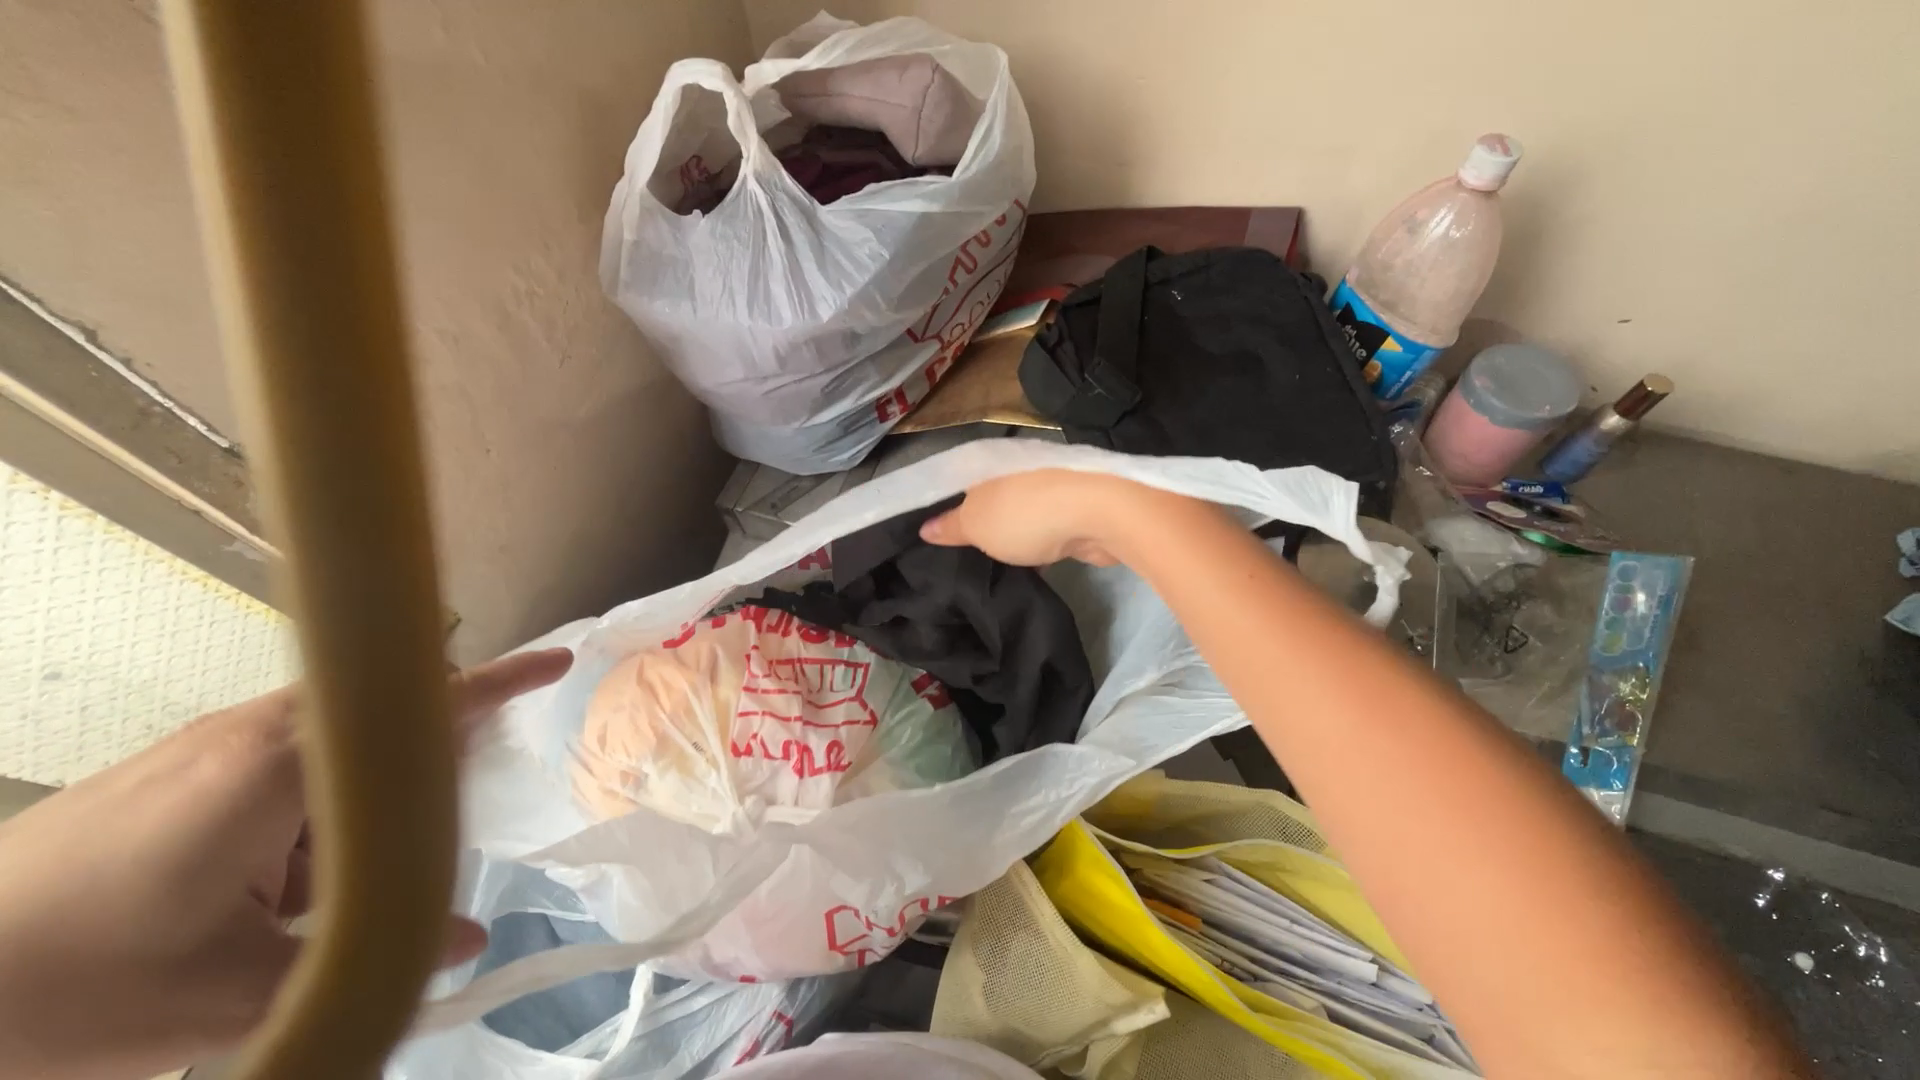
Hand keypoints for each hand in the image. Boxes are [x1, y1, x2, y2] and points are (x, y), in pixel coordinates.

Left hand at [0, 647, 571, 1079]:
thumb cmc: (71, 987)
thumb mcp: (232, 996)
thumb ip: (365, 962)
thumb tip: (468, 946)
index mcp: (278, 770)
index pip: (417, 707)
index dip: (499, 682)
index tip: (561, 663)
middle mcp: (251, 734)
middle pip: (383, 725)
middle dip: (404, 788)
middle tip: (379, 870)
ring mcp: (208, 743)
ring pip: (334, 751)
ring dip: (344, 816)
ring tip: (286, 908)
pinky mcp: (178, 762)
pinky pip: (286, 764)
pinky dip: (304, 817)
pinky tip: (251, 894)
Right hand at [918, 469, 1182, 566]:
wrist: (1101, 514)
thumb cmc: (1026, 514)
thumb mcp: (976, 525)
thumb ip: (951, 527)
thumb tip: (924, 528)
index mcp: (991, 461)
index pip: (961, 479)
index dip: (949, 504)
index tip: (941, 533)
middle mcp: (1021, 466)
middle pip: (995, 494)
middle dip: (986, 519)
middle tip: (969, 552)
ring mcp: (1054, 485)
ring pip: (1025, 509)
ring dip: (1019, 531)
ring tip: (1002, 562)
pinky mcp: (1080, 506)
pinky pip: (1052, 524)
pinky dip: (1045, 539)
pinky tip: (1038, 562)